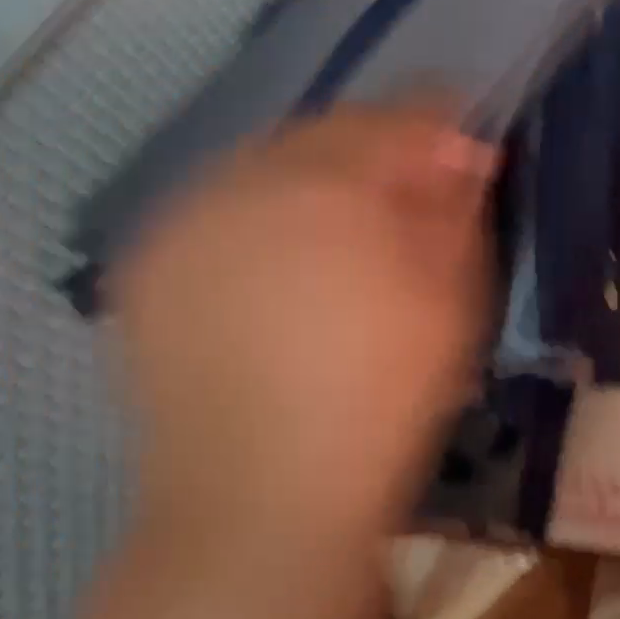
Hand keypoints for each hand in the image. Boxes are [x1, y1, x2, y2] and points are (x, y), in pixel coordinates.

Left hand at [83, 104, 500, 618]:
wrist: (262, 500)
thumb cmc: (387, 395)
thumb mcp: (454, 297)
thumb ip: (457, 210)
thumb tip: (464, 153)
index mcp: (330, 186)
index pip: (400, 119)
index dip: (443, 126)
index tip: (471, 152)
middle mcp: (243, 183)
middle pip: (327, 130)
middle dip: (379, 148)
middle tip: (416, 191)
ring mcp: (183, 222)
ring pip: (266, 163)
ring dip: (319, 177)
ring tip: (351, 228)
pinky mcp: (148, 268)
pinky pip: (220, 206)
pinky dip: (264, 213)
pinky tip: (287, 261)